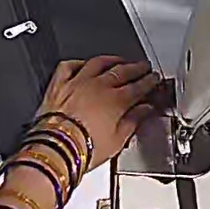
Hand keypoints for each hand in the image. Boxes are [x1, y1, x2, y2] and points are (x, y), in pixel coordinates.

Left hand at [37, 57, 159, 169]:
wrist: (55, 149)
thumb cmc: (84, 148)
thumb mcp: (118, 140)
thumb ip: (133, 121)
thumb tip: (143, 111)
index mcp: (116, 100)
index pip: (138, 86)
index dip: (149, 81)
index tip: (154, 78)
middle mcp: (98, 86)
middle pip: (122, 71)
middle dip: (136, 68)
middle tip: (143, 66)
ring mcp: (78, 83)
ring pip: (98, 63)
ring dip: (112, 60)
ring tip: (119, 60)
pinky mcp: (59, 85)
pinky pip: (69, 66)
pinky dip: (78, 63)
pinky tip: (83, 64)